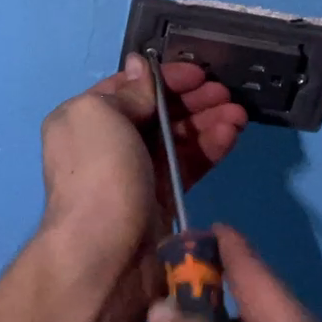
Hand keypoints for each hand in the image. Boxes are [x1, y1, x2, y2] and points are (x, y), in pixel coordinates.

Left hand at [38, 53, 248, 272]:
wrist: (106, 255)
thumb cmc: (98, 173)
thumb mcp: (102, 114)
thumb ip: (128, 91)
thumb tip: (140, 66)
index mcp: (83, 117)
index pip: (128, 87)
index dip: (162, 77)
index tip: (198, 72)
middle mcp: (105, 143)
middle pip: (155, 112)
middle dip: (190, 100)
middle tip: (226, 93)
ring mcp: (134, 173)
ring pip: (175, 138)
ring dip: (206, 122)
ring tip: (239, 113)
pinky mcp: (160, 201)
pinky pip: (187, 166)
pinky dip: (208, 148)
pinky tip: (232, 134)